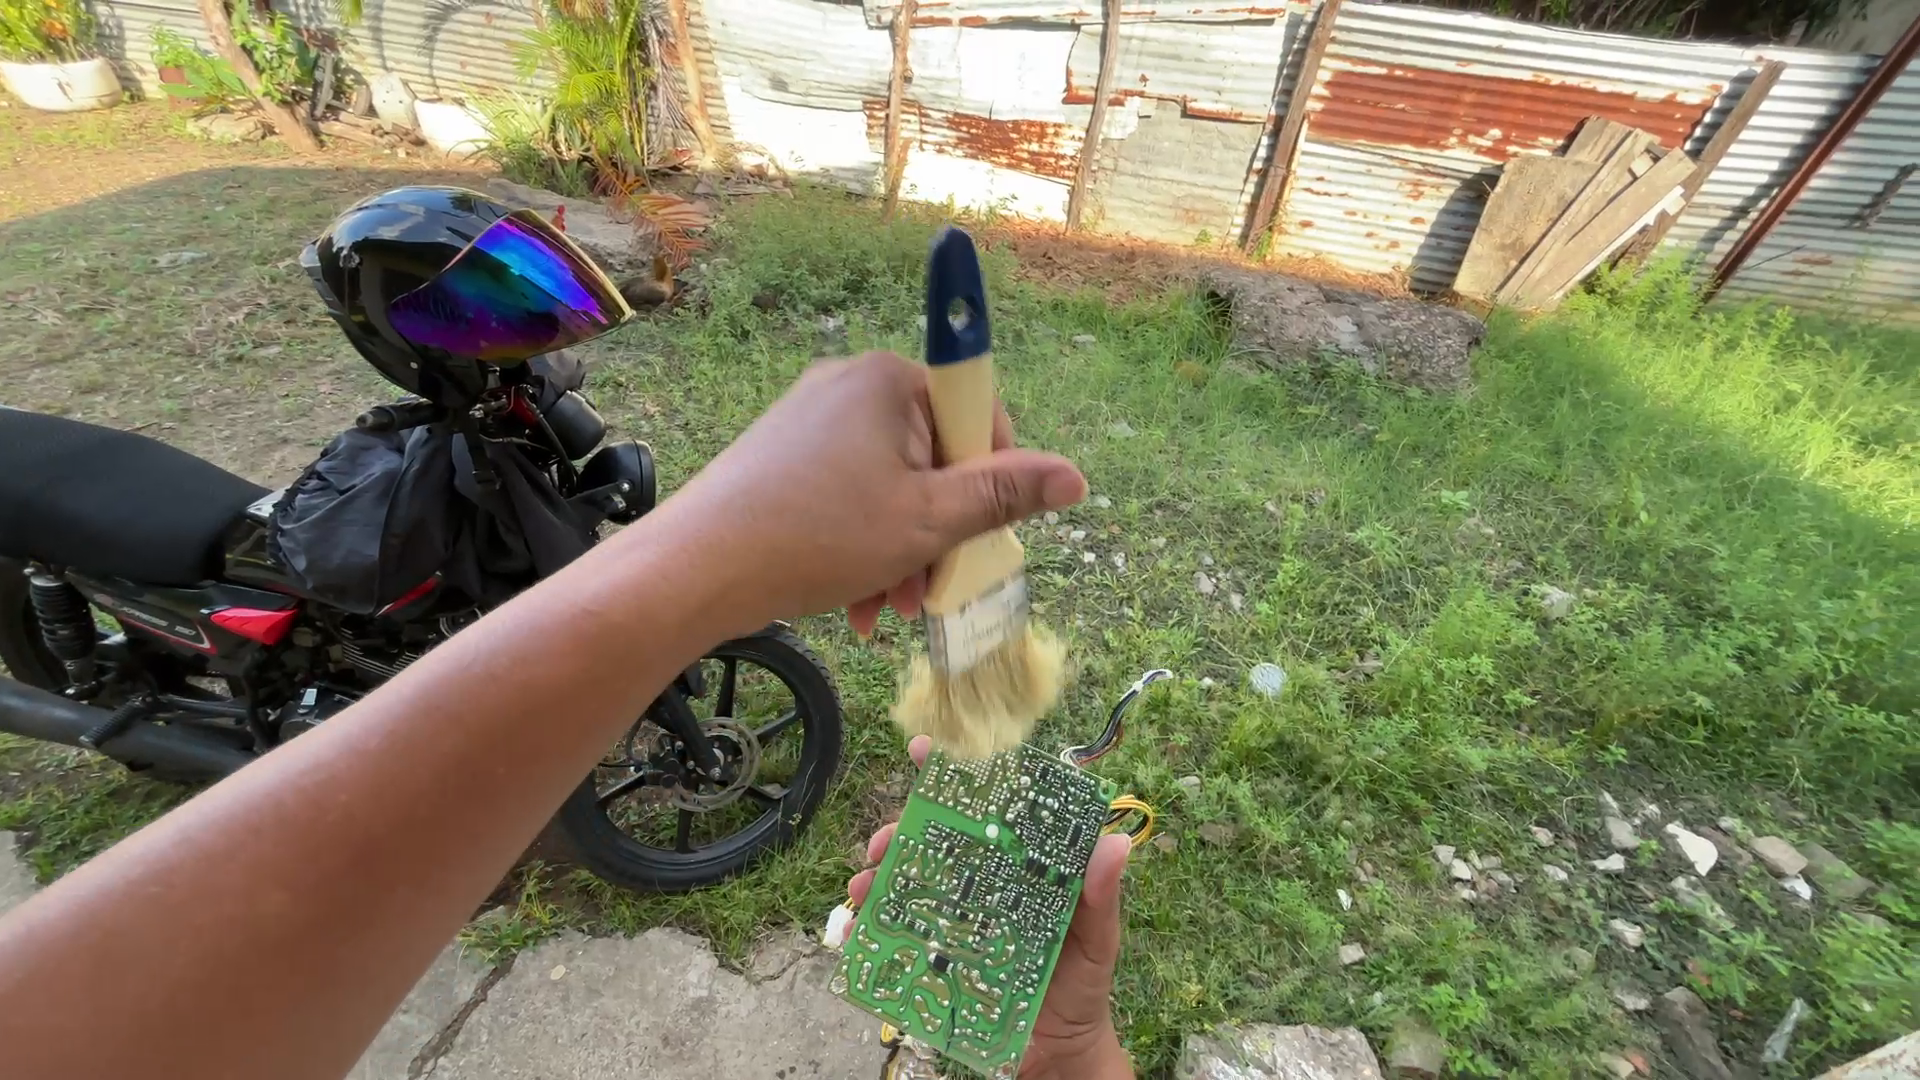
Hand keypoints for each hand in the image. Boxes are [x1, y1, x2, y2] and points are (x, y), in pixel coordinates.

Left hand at [655, 352, 1084, 636]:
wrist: (694, 570)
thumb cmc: (820, 538)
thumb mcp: (928, 522)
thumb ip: (1005, 495)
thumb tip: (1077, 476)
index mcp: (891, 380)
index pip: (979, 417)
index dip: (992, 483)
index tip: (978, 538)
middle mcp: (852, 383)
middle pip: (934, 458)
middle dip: (939, 532)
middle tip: (926, 593)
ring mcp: (813, 416)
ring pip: (891, 483)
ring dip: (902, 550)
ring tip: (887, 608)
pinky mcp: (786, 451)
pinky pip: (849, 490)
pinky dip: (863, 541)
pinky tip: (855, 600)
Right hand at [848, 736, 1134, 1079]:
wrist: (1059, 1050)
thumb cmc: (1083, 982)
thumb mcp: (1098, 937)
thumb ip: (1103, 895)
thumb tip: (1118, 841)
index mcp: (1019, 861)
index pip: (989, 806)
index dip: (958, 776)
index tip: (923, 752)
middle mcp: (984, 876)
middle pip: (939, 836)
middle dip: (904, 827)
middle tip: (884, 840)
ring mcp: (959, 911)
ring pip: (913, 876)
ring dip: (882, 872)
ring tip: (864, 881)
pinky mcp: (940, 949)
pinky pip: (903, 928)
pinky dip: (875, 921)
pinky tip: (858, 922)